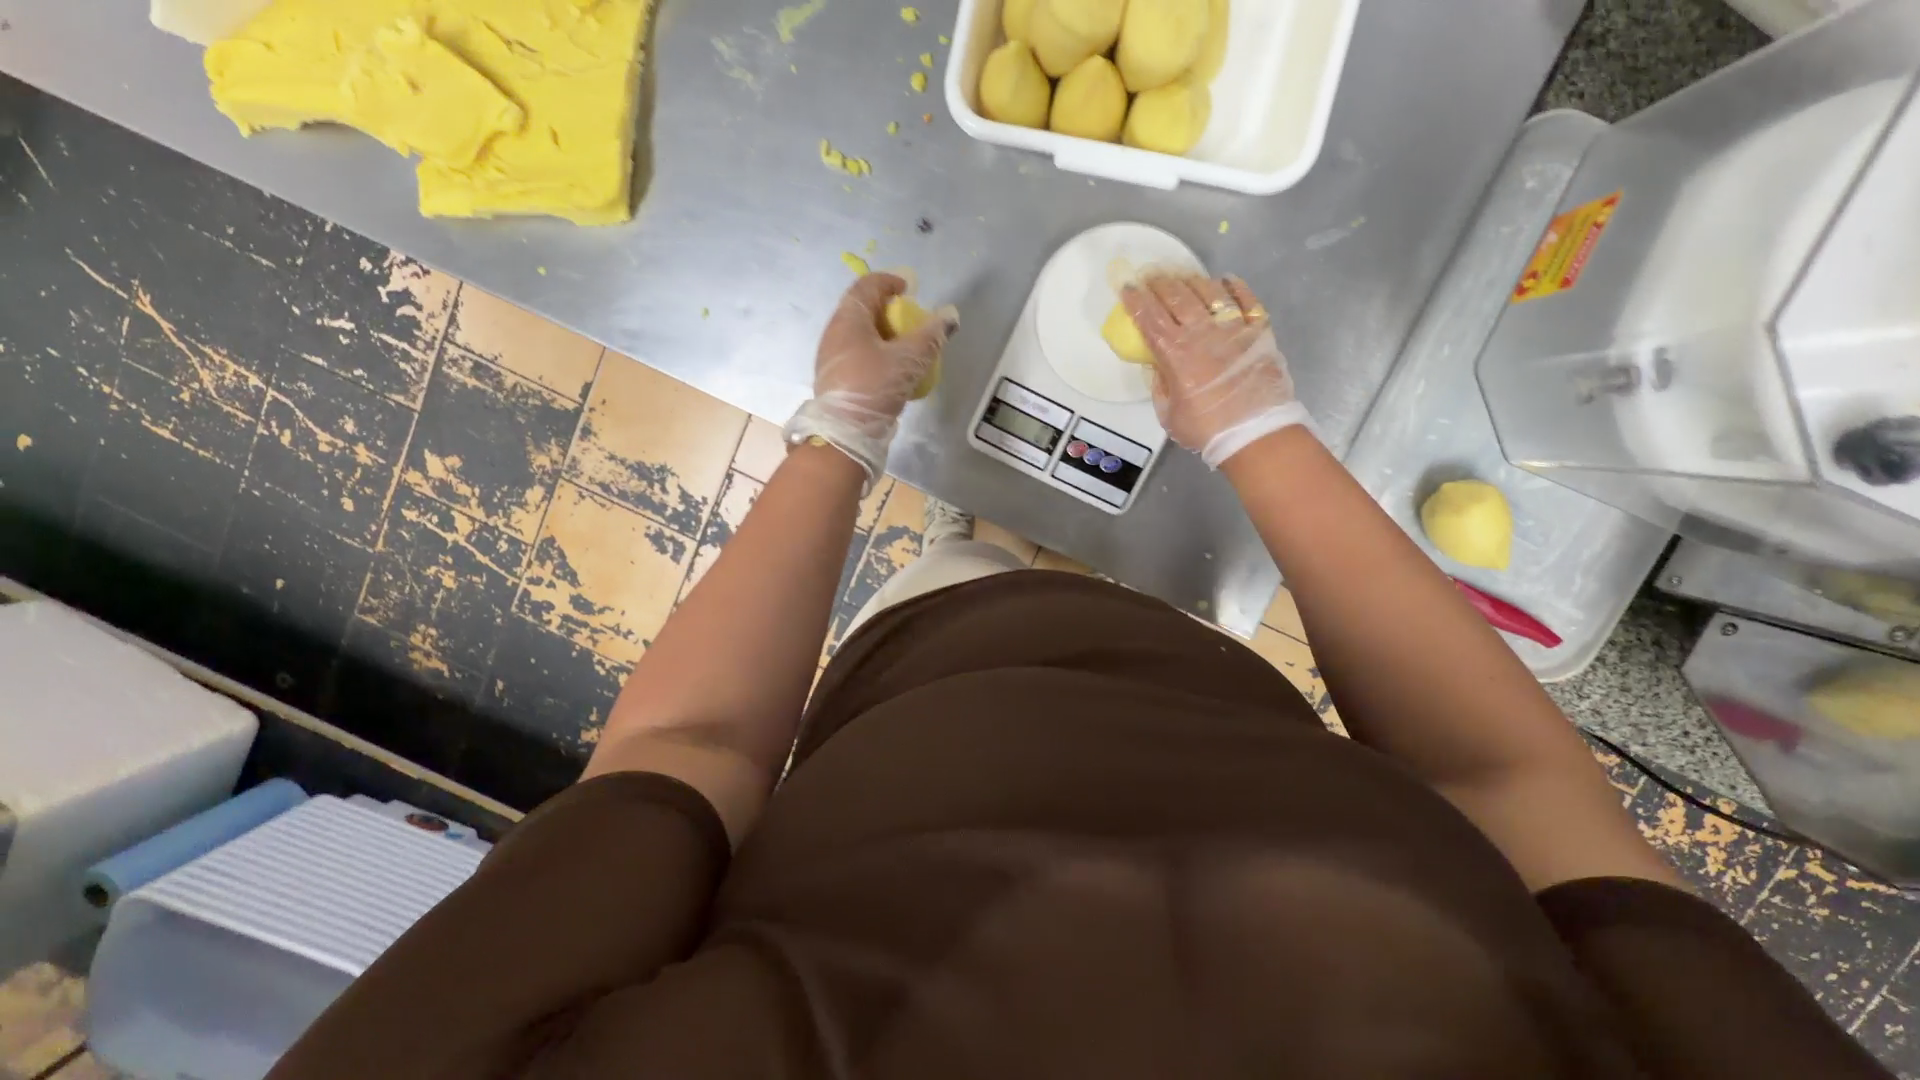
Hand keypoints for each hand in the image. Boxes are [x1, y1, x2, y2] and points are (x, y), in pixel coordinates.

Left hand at [783, 273, 954, 491]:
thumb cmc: (874, 386)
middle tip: (910, 320)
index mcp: (848, 319)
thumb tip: (950, 316)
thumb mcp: (909, 359)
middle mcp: (834, 333)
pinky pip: (857, 354)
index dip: (890, 281)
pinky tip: (892, 370)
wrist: (845, 435)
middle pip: (862, 309)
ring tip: (905, 346)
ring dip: (883, 334)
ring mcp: (831, 357)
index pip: (867, 286)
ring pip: (859, 334)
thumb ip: (931, 336)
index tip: (910, 289)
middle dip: (888, 310)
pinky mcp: (835, 378)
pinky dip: (876, 353)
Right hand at [1121, 274, 1312, 467]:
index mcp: (1175, 354)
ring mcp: (1233, 327)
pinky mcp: (1259, 330)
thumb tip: (1157, 363)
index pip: (1149, 318)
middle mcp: (1202, 333)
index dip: (1135, 299)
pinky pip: (1246, 298)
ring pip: (1208, 291)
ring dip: (1191, 280)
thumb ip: (1160, 383)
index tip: (1127, 286)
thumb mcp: (1168, 413)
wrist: (1256, 434)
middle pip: (1176, 296)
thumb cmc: (1207, 429)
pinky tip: (1225, 280)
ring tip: (1181, 275)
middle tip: (1151, 275)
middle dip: (1159, 282)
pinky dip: (1234, 286)